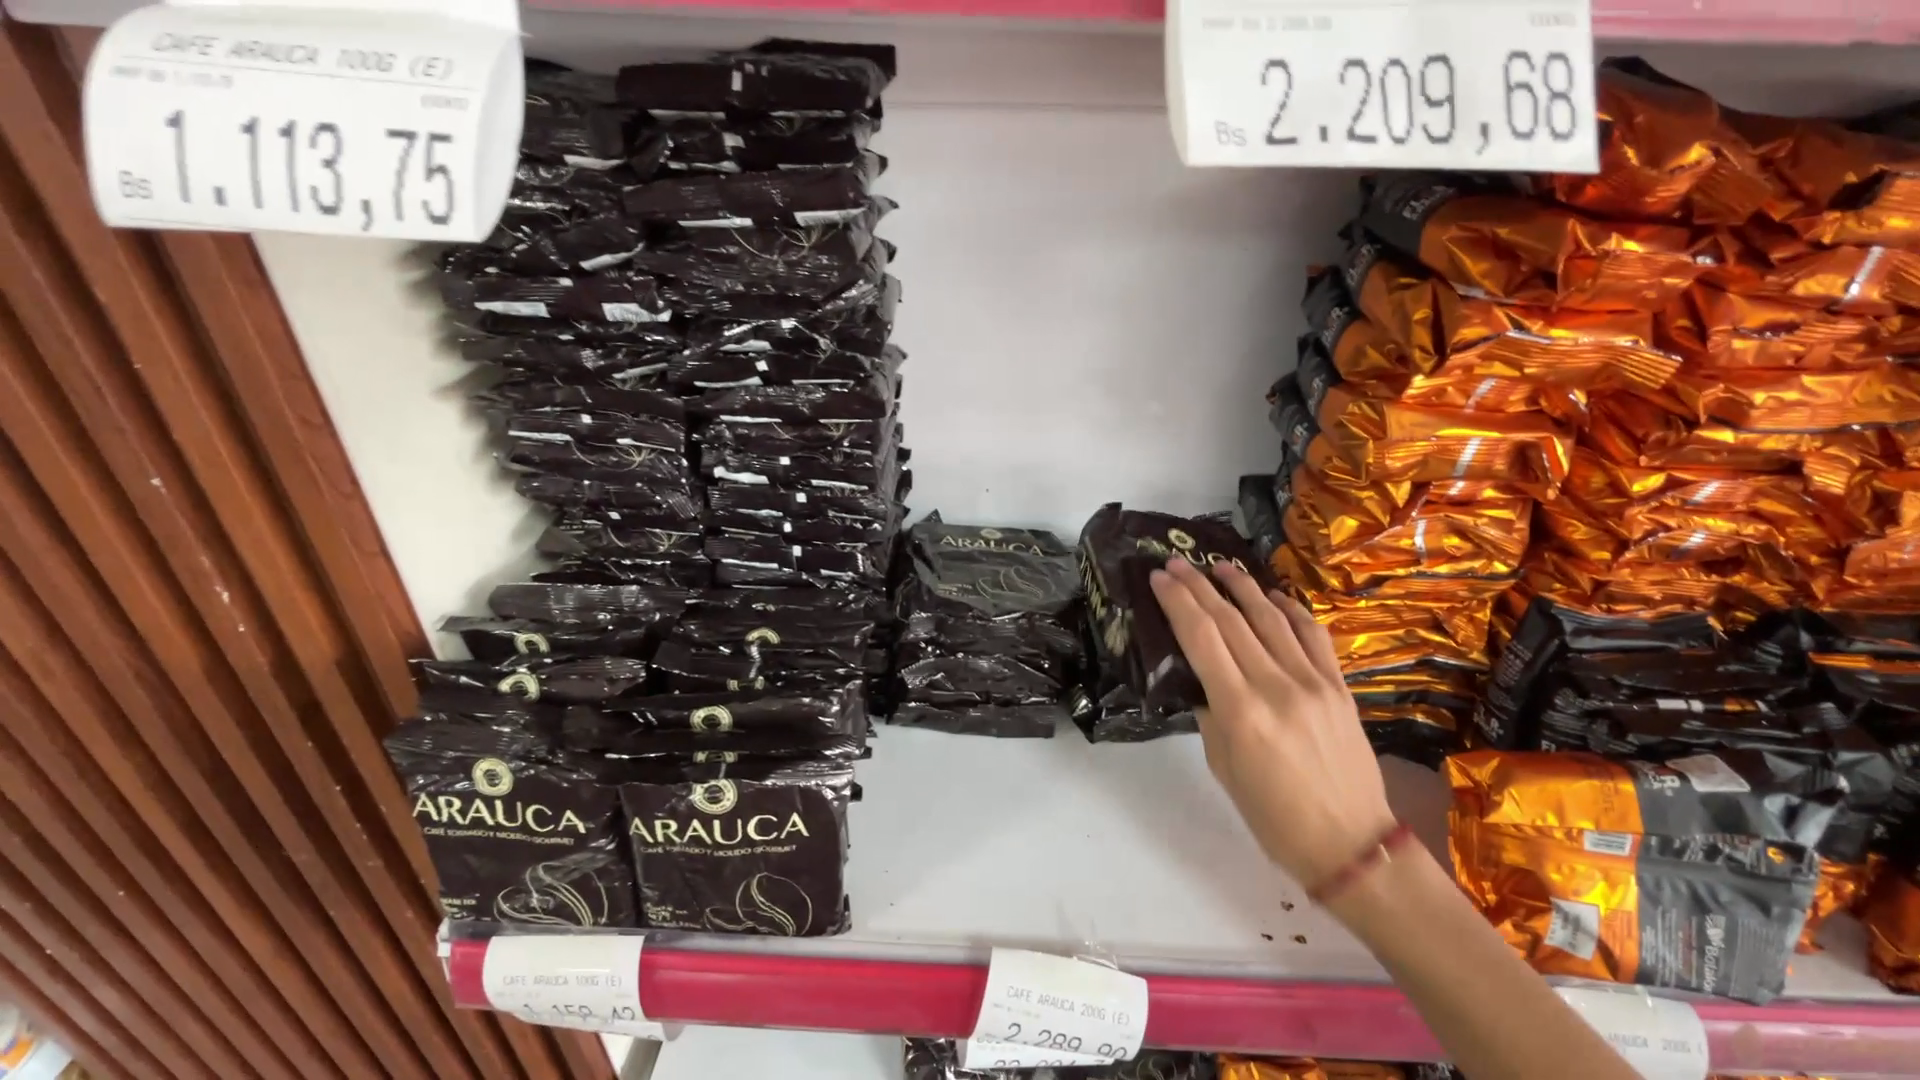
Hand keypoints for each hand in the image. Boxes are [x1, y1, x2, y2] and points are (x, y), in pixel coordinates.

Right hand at [1148, 557, 1396, 889]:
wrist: (1350, 842)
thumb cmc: (1274, 817)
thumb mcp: (1224, 768)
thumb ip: (1211, 715)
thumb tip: (1202, 678)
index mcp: (1242, 711)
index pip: (1202, 639)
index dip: (1178, 603)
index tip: (1159, 579)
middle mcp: (1277, 686)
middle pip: (1231, 620)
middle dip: (1200, 586)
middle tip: (1177, 563)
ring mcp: (1314, 682)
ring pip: (1271, 618)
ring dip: (1243, 586)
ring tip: (1219, 565)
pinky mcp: (1340, 686)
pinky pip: (1312, 635)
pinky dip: (1290, 609)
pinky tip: (1272, 596)